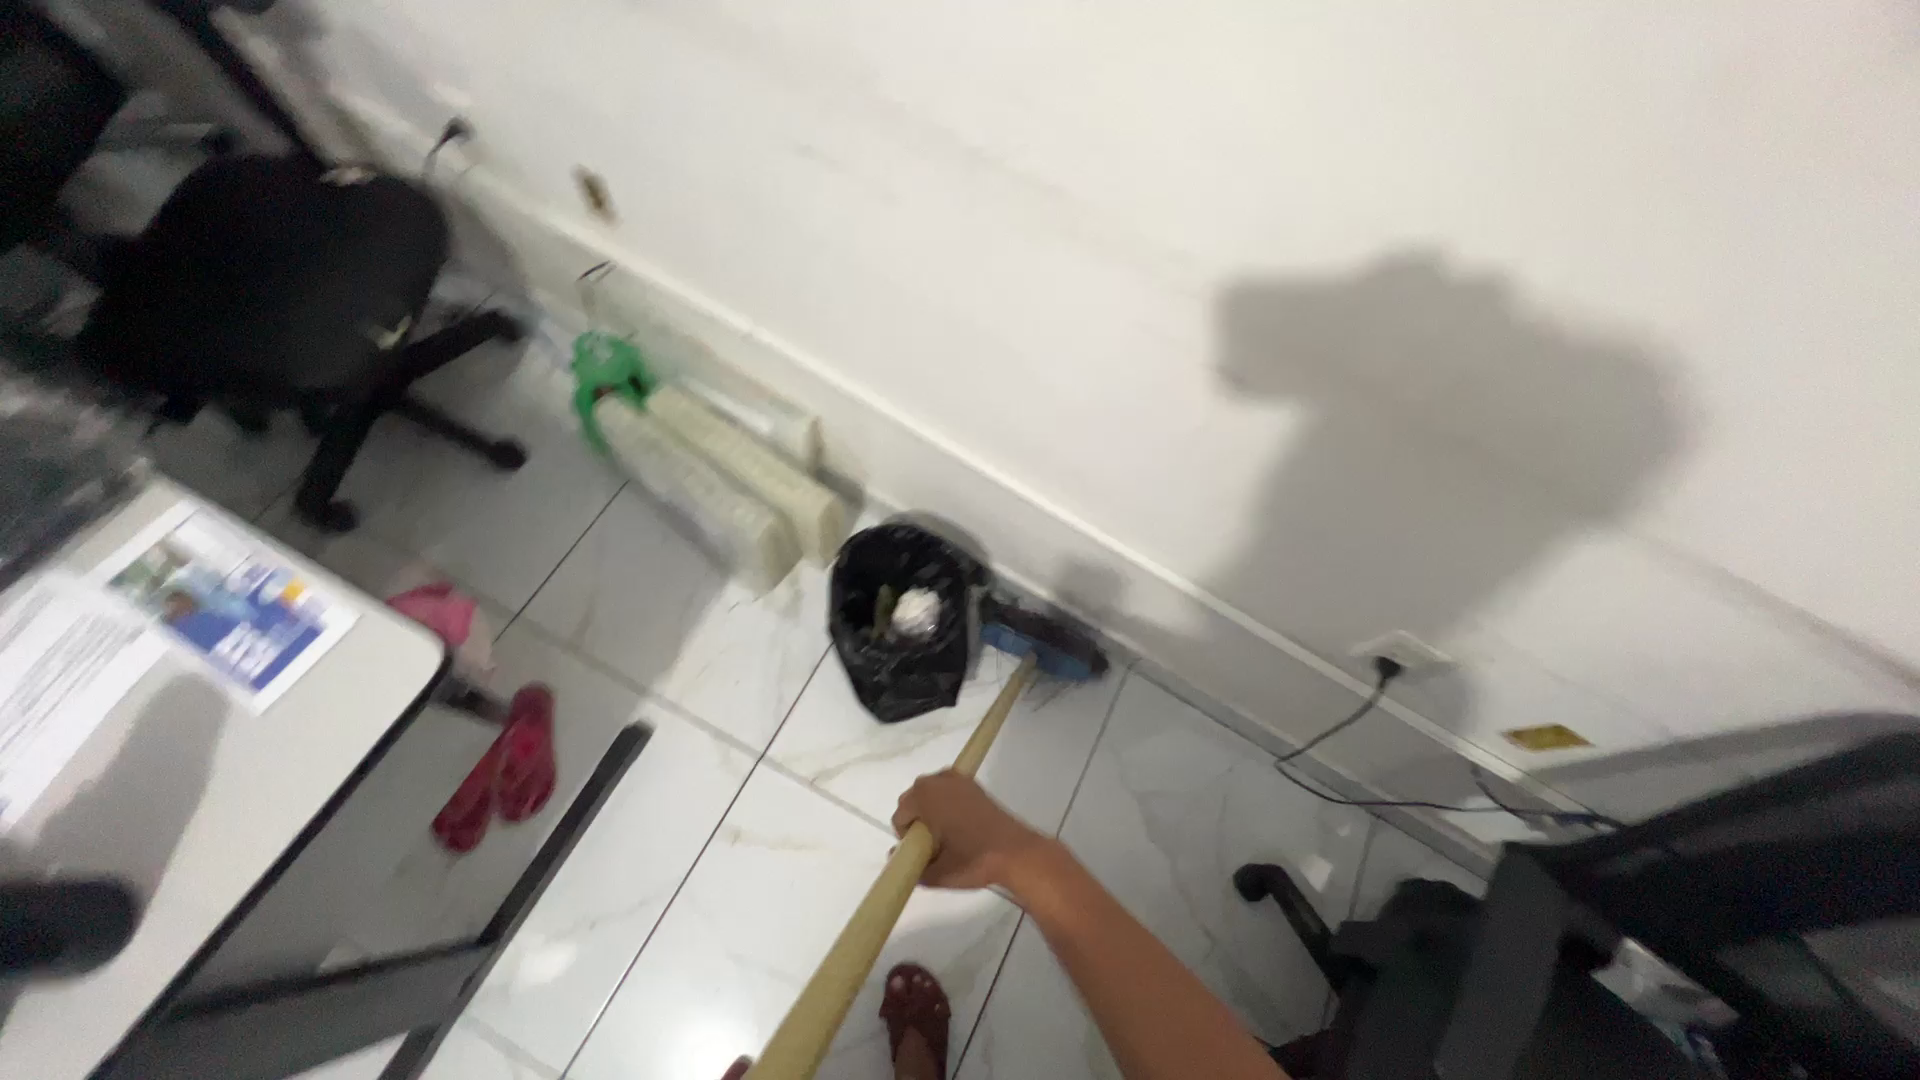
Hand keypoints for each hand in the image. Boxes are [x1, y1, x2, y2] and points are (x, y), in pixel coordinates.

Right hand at [892, 770, 1054, 890]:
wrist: (1014, 852)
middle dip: (916, 819)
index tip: (920, 852)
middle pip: (913, 798)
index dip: (906, 836)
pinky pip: (948, 790)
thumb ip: (913, 867)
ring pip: (931, 791)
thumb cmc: (973, 860)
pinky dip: (946, 802)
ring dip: (930, 809)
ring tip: (945, 834)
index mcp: (925, 798)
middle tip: (930, 844)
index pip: (900, 814)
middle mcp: (938, 781)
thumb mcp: (938, 874)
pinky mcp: (974, 785)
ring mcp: (958, 779)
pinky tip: (959, 824)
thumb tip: (895, 858)